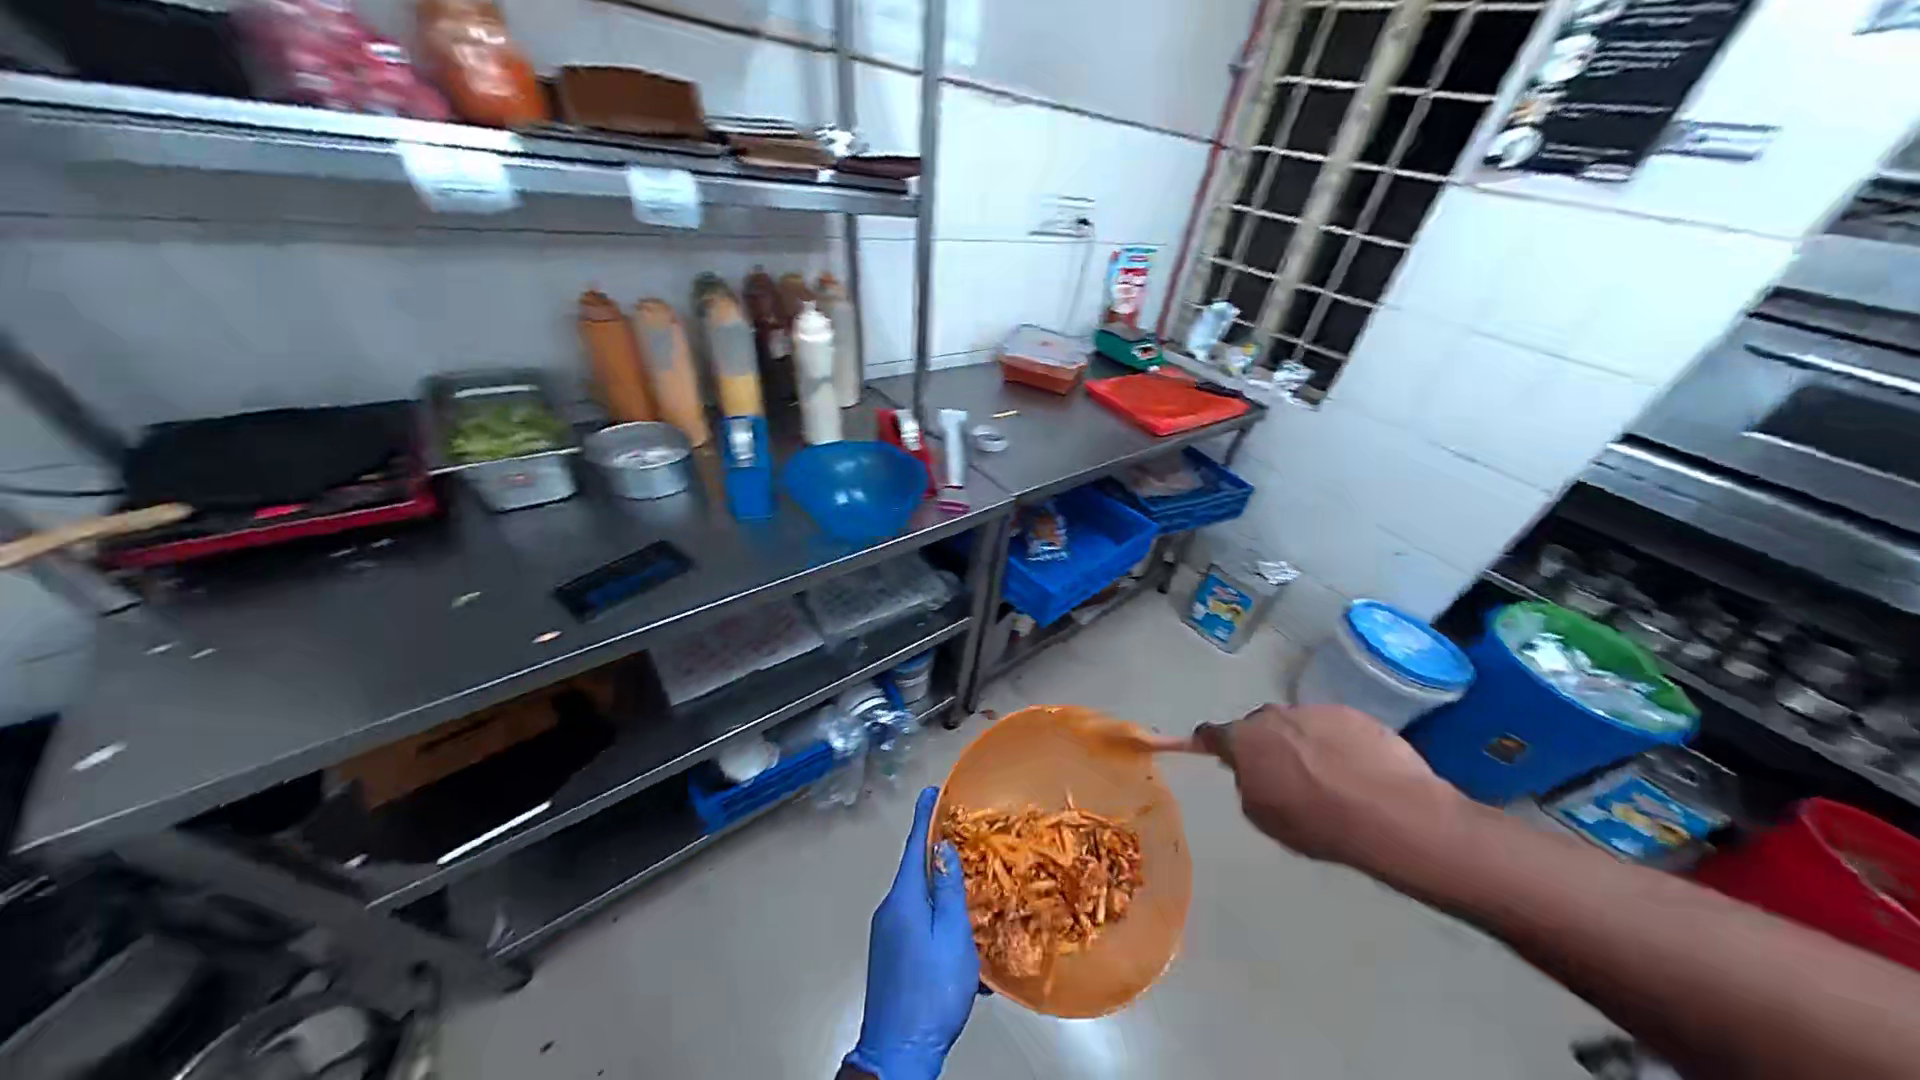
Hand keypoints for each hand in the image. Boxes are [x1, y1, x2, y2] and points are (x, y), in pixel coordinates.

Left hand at [844, 787, 979, 1079]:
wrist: (899, 1049)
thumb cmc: (932, 989)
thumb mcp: (952, 937)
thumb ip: (947, 891)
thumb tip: (942, 847)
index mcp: (904, 898)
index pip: (914, 845)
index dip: (924, 817)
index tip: (931, 791)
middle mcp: (890, 909)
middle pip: (915, 869)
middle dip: (936, 851)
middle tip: (964, 836)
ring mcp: (887, 932)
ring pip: (918, 897)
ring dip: (940, 888)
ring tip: (969, 886)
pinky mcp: (890, 953)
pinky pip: (916, 920)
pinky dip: (937, 917)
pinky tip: (959, 936)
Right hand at [1194, 704, 1467, 871]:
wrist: (1391, 813)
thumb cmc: (1316, 821)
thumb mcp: (1263, 815)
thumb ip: (1248, 784)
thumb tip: (1252, 771)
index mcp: (1244, 739)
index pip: (1212, 733)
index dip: (1211, 743)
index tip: (1216, 752)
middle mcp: (1273, 716)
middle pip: (1259, 726)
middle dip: (1265, 744)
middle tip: (1284, 773)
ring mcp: (1314, 710)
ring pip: (1298, 724)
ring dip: (1303, 742)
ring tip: (1329, 775)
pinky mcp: (1353, 713)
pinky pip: (1334, 726)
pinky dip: (1338, 742)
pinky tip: (1357, 770)